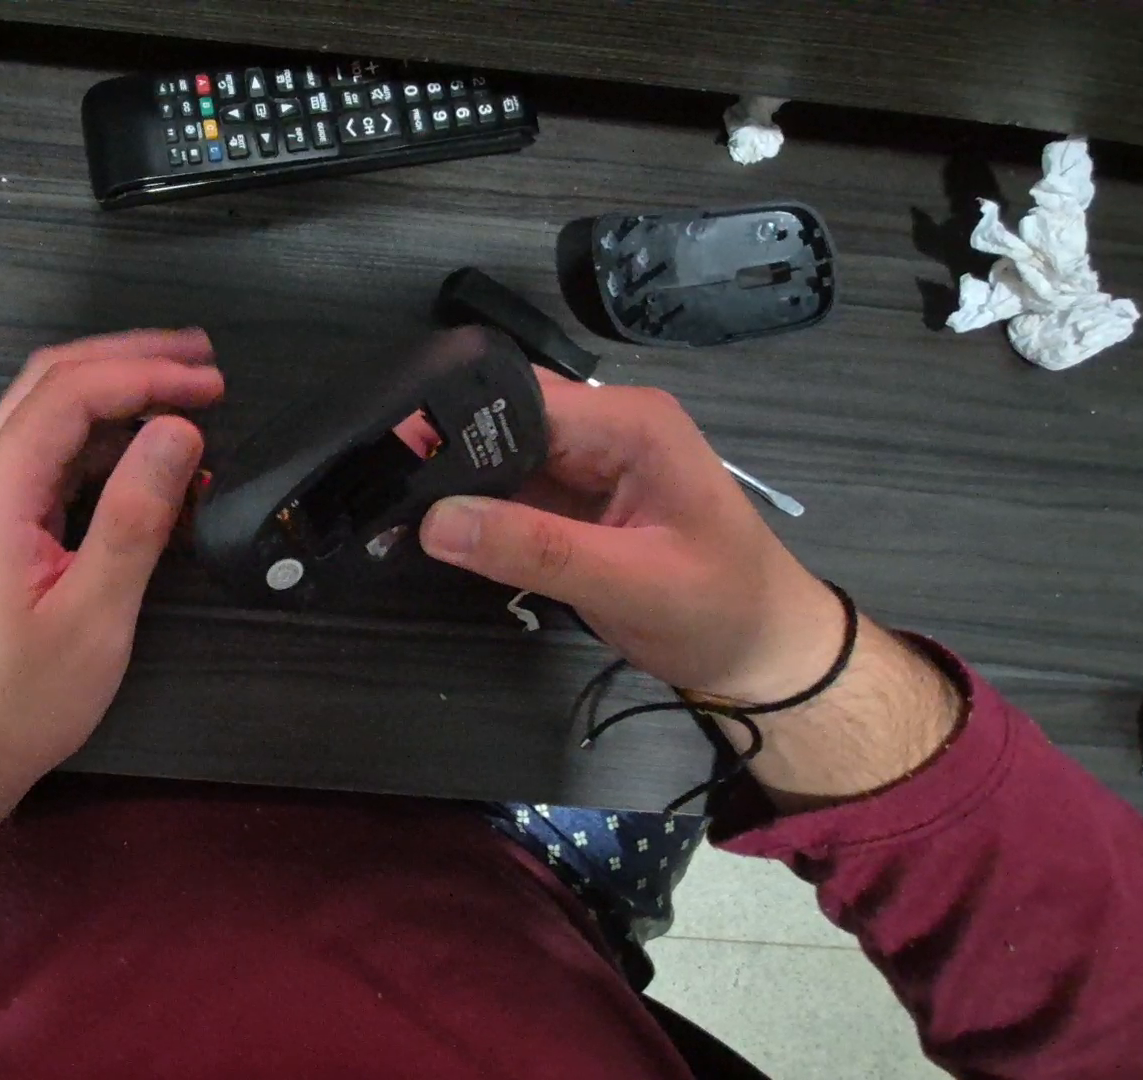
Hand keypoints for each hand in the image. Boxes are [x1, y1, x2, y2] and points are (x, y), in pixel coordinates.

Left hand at [0, 329, 222, 820]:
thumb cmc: (26, 696)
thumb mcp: (95, 613)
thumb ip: (137, 517)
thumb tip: (180, 432)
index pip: (69, 395)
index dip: (144, 375)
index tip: (210, 384)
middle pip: (51, 382)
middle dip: (129, 359)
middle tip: (201, 358)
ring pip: (49, 413)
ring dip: (117, 390)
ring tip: (184, 387)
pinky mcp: (1, 520)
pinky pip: (54, 456)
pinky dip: (106, 439)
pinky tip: (148, 447)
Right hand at [419, 372, 838, 702]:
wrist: (764, 654)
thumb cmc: (720, 611)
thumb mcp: (631, 582)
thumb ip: (534, 549)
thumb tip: (436, 522)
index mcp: (626, 424)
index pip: (521, 401)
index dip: (454, 422)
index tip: (390, 457)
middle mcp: (600, 431)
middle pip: (499, 422)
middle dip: (441, 453)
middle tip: (378, 487)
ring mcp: (582, 467)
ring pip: (494, 459)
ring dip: (450, 486)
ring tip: (390, 509)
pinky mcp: (566, 503)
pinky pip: (504, 494)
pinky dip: (469, 514)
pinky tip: (428, 530)